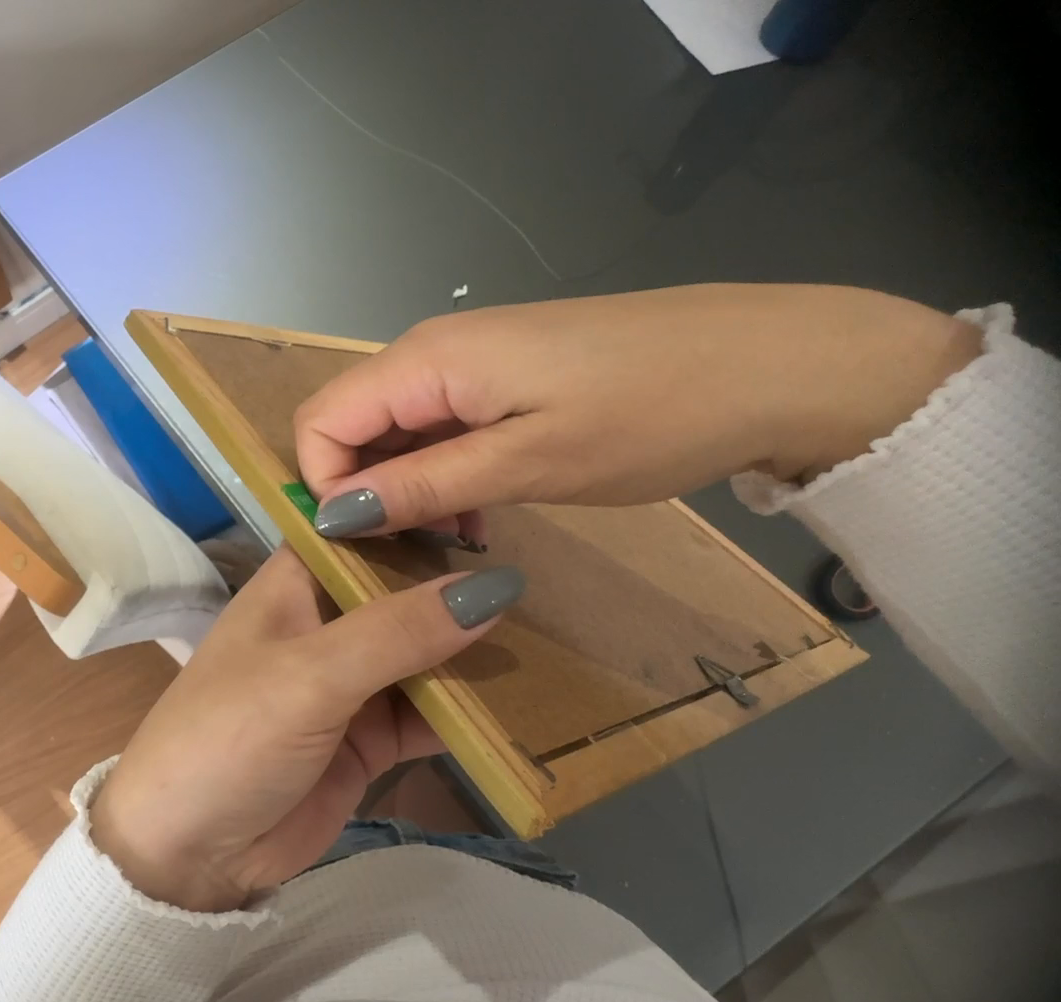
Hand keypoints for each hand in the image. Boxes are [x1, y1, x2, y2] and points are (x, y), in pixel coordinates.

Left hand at [89, 551, 524, 911]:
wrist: (188, 850)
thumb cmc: (231, 736)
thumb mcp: (311, 675)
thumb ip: (399, 631)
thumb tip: (497, 584)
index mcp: (291, 587)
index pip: (360, 534)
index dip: (418, 518)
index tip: (494, 500)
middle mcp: (322, 626)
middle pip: (402, 594)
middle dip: (461, 589)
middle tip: (552, 573)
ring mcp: (347, 686)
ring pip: (425, 655)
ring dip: (476, 653)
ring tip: (561, 634)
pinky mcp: (367, 741)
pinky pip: (431, 716)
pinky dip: (472, 713)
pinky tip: (534, 703)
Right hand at [294, 284, 981, 535]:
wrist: (782, 362)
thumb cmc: (653, 414)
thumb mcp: (526, 464)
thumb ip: (420, 486)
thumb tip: (333, 513)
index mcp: (425, 361)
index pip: (319, 421)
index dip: (323, 485)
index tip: (365, 543)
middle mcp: (431, 351)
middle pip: (351, 425)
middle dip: (364, 491)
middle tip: (410, 551)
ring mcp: (469, 360)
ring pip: (394, 432)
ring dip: (406, 488)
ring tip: (454, 538)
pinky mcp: (504, 374)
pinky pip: (439, 427)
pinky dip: (441, 472)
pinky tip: (481, 510)